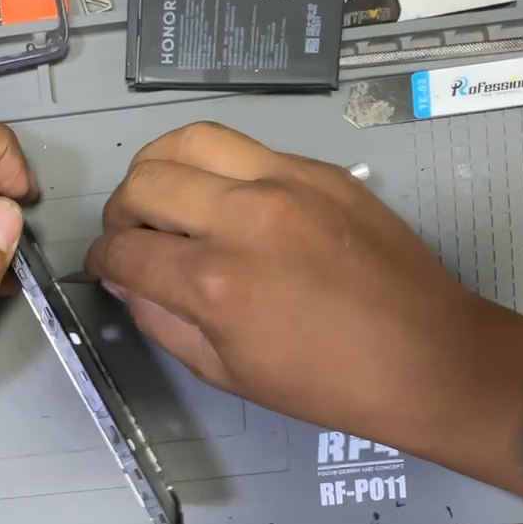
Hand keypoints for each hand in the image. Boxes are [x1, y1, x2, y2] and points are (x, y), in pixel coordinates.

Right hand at [84, 122, 498, 437]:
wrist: (424, 355)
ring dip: (158, 170)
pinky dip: (212, 167)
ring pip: (186, 141)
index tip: (103, 265)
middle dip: (119, 212)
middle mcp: (242, 218)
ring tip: (166, 199)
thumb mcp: (222, 370)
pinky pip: (241, 146)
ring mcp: (284, 182)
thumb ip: (159, 320)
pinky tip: (223, 198)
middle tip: (133, 237)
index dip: (99, 259)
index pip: (123, 249)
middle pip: (143, 183)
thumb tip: (125, 279)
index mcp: (214, 283)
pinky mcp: (317, 169)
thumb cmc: (319, 382)